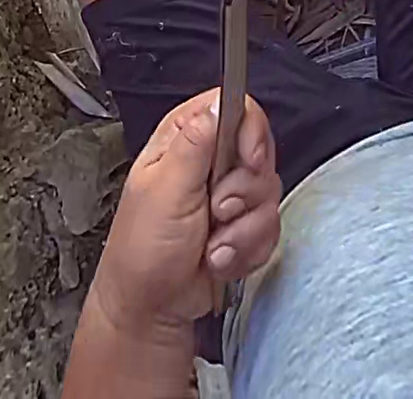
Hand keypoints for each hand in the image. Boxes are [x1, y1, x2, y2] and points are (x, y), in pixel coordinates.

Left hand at [94, 88, 281, 332]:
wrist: (151, 308)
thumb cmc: (142, 248)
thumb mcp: (165, 189)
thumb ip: (194, 144)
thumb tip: (219, 103)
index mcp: (187, 135)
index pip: (238, 109)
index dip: (251, 132)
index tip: (248, 161)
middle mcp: (211, 157)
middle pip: (260, 150)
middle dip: (245, 190)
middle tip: (217, 209)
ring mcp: (230, 190)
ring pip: (268, 192)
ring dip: (242, 228)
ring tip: (212, 243)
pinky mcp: (244, 222)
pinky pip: (270, 226)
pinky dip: (247, 248)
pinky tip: (219, 257)